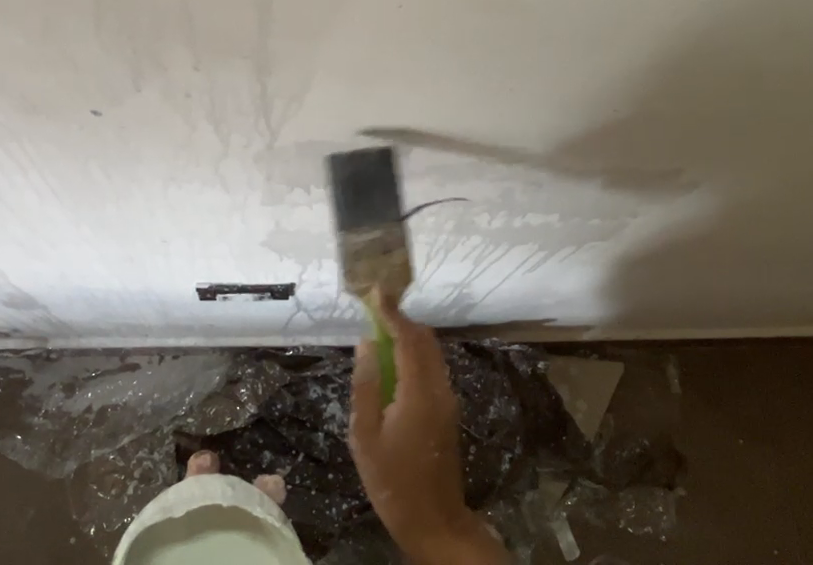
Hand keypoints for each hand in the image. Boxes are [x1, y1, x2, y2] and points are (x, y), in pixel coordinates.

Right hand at [349, 292, 508, 563]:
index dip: (392, 312)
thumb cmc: (392, 480)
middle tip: (375, 309)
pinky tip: (394, 365)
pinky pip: (432, 369)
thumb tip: (366, 343)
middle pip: (425, 340)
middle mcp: (439, 388)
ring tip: (380, 332)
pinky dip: (415, 356)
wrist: (433, 520)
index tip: (376, 291)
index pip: (408, 338)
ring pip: (432, 354)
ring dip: (409, 338)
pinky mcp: (447, 411)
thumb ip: (365, 385)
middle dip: (402, 320)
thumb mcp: (364, 435)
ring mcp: (447, 399)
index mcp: (418, 391)